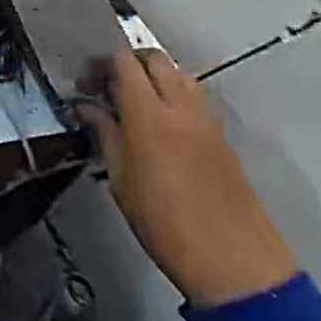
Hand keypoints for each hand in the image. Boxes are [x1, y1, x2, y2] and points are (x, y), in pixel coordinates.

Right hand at [79, 50, 299, 306]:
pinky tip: (160, 123)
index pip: (123, 62)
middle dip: (127, 62)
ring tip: (133, 103)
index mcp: (149, 114)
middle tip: (108, 87)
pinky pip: (193, 96)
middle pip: (154, 57)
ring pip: (178, 72)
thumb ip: (105, 134)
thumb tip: (87, 107)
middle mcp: (181, 106)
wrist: (235, 263)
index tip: (85, 85)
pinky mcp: (222, 135)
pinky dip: (173, 94)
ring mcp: (206, 119)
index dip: (100, 64)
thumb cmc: (165, 225)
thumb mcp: (120, 181)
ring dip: (153, 75)